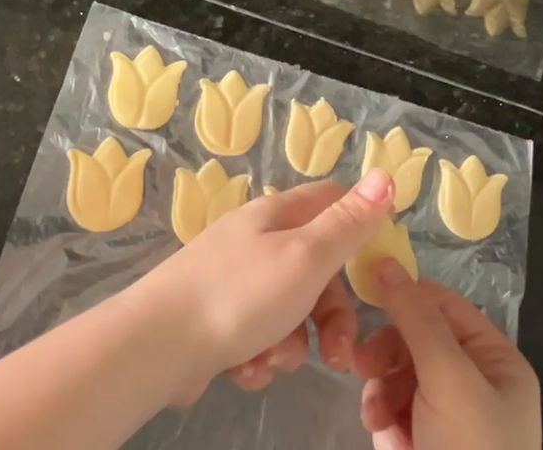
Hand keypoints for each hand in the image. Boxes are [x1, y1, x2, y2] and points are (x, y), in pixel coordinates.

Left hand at [128, 169, 396, 401]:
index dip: (359, 225)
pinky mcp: (216, 319)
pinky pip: (257, 336)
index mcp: (278, 214)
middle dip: (331, 314)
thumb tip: (385, 173)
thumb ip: (348, 223)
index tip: (375, 268)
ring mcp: (234, 279)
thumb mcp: (306, 256)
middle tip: (337, 353)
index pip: (331, 200)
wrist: (158, 346)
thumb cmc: (240, 294)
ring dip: (291, 343)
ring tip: (272, 358)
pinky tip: (244, 368)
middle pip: (316, 268)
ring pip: (289, 310)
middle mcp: (257, 240)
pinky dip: (258, 356)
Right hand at [353, 260, 541, 449]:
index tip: (362, 291)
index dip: (406, 296)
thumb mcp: (449, 380)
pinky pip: (396, 410)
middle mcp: (476, 382)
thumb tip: (386, 261)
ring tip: (375, 415)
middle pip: (418, 340)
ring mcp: (450, 416)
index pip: (445, 307)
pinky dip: (386, 418)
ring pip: (401, 375)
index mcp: (496, 361)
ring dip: (381, 389)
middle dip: (388, 352)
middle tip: (359, 363)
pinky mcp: (425, 443)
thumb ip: (417, 320)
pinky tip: (385, 437)